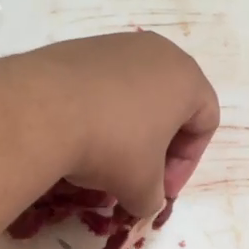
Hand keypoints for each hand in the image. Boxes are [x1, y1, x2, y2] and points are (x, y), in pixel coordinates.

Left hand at [13, 32, 220, 218]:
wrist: (43, 110)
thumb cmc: (111, 146)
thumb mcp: (140, 186)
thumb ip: (152, 199)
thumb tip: (145, 203)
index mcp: (186, 78)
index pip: (205, 122)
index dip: (187, 164)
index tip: (161, 191)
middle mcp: (156, 52)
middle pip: (169, 106)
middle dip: (156, 149)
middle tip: (135, 180)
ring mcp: (115, 45)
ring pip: (132, 95)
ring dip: (125, 133)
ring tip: (101, 163)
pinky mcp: (78, 49)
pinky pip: (100, 87)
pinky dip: (96, 115)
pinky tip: (76, 140)